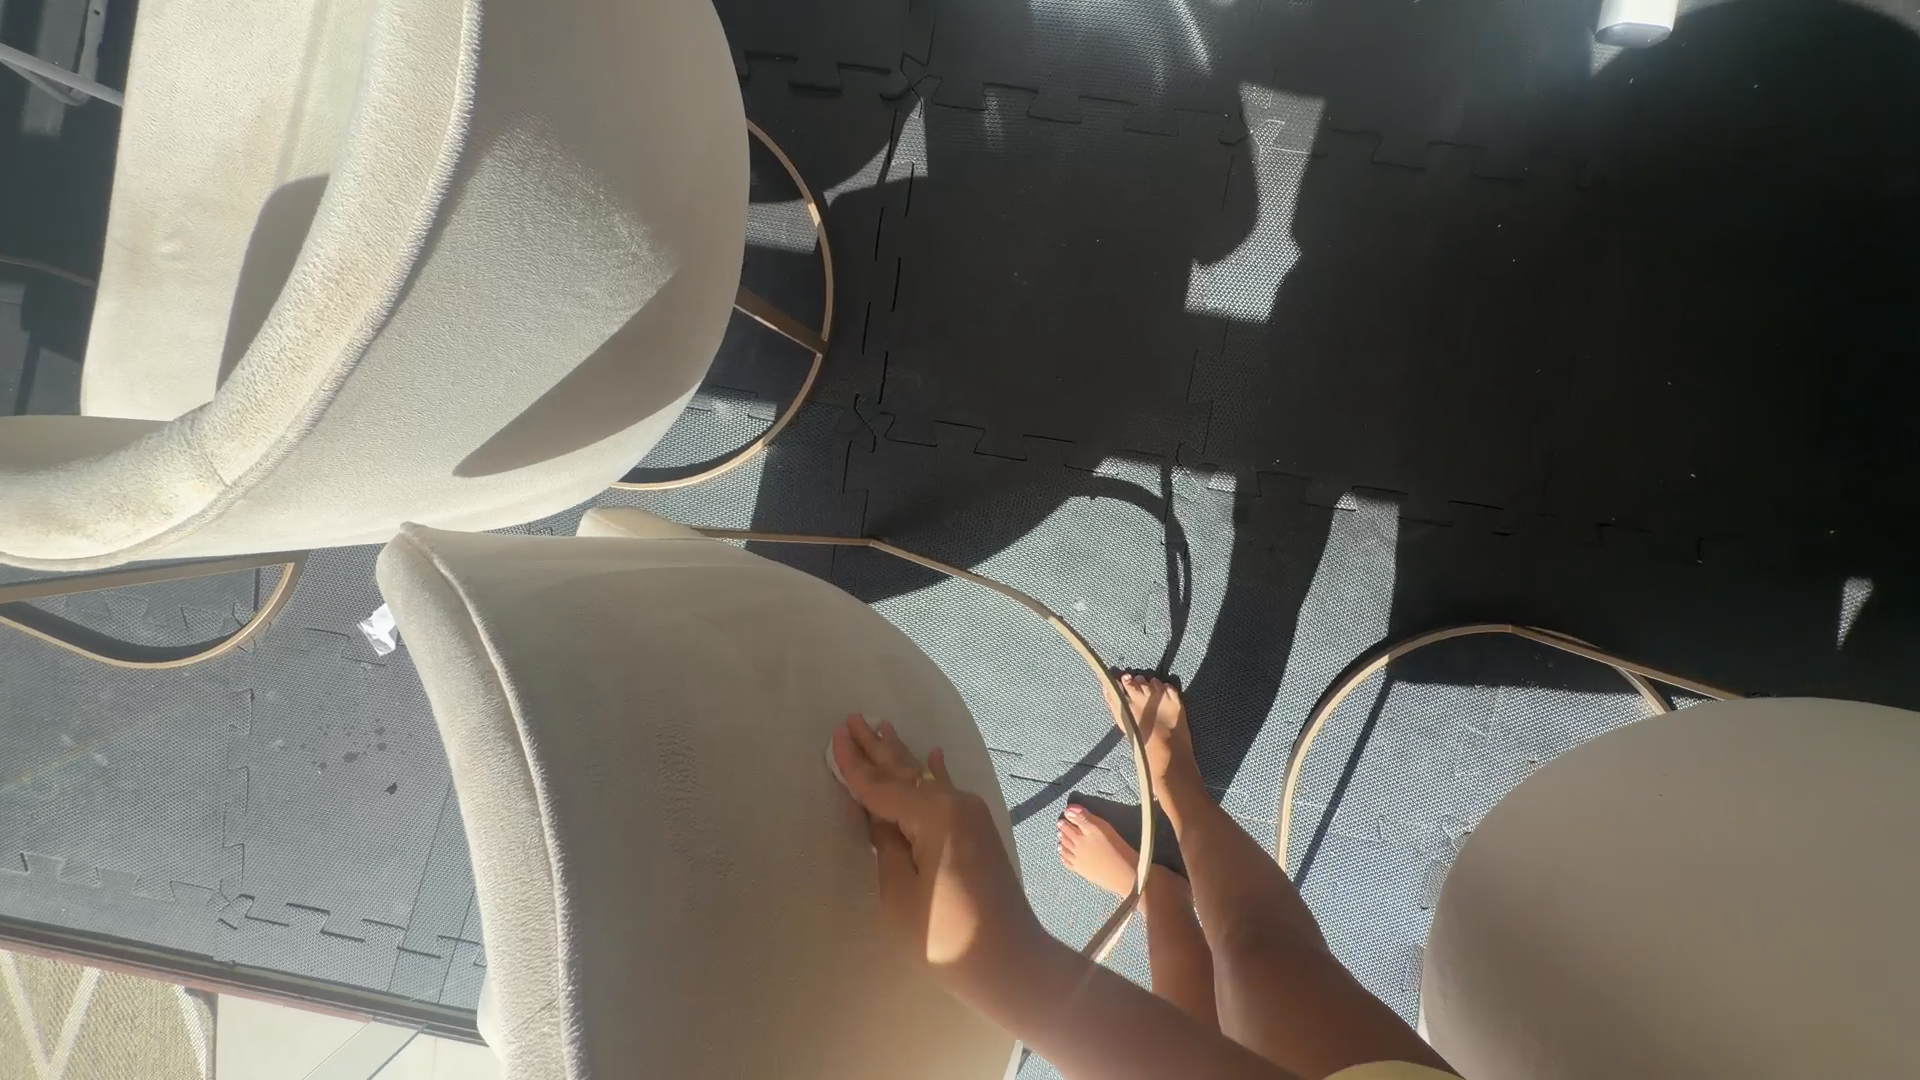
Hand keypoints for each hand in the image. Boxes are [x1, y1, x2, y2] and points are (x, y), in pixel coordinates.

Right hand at [832, 714, 1043, 995]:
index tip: (835, 735)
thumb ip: (887, 844)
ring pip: (925, 777)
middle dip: (877, 747)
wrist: (1011, 960)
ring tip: (882, 726)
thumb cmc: (947, 935)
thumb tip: (883, 816)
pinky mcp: (977, 827)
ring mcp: (970, 812)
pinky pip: (948, 790)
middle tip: (854, 719)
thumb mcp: (900, 891)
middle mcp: (953, 802)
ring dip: (901, 755)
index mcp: (932, 813)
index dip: (854, 764)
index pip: (880, 786)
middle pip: (904, 771)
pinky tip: (935, 755)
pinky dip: (936, 772)